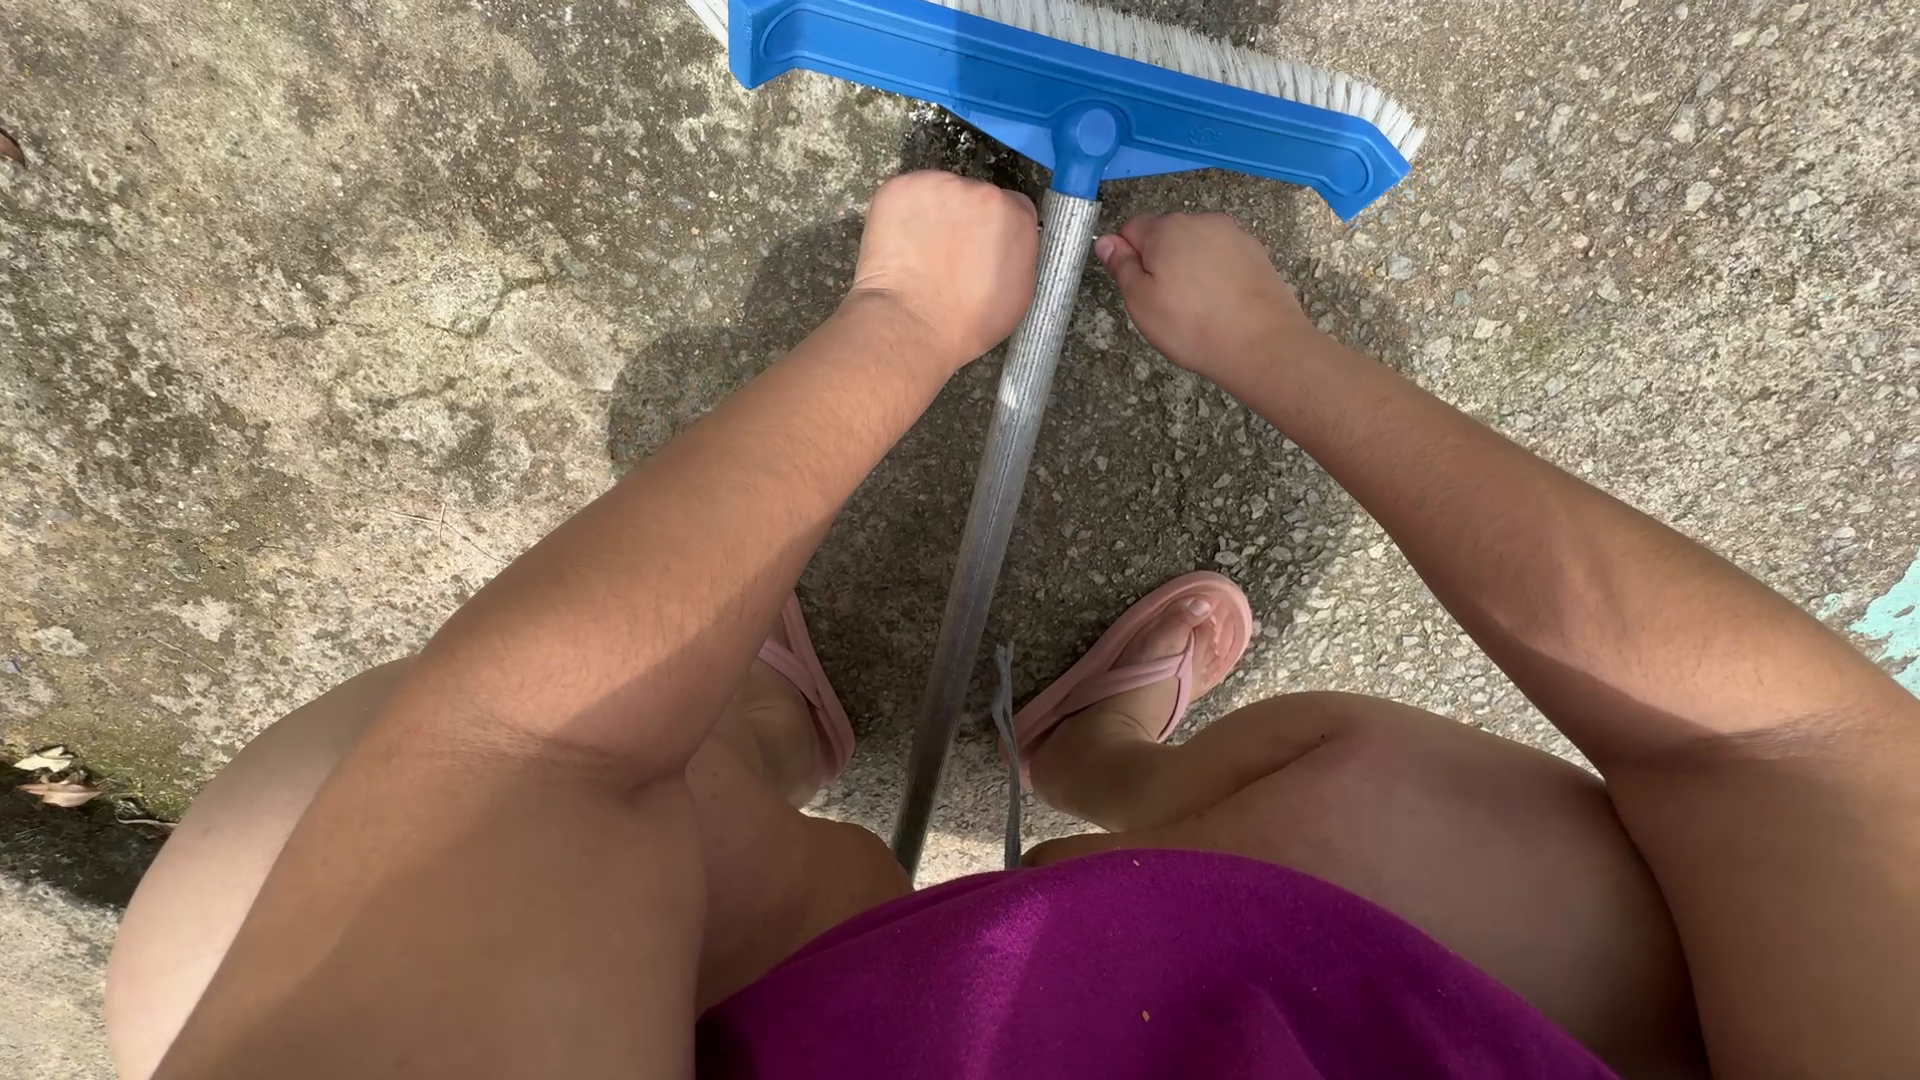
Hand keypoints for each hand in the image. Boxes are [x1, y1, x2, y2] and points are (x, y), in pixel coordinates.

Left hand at [844, 171, 1039, 372]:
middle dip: (963, 221)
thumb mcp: (1017, 295)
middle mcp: (982, 192)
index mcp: (1016, 216)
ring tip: (921, 256)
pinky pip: (905, 196)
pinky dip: (902, 216)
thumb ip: (1018, 255)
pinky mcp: (901, 188)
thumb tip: (1006, 246)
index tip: (981, 246)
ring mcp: (939, 186)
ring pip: (939, 194)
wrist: (915, 325)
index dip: (994, 229)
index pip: (1012, 207)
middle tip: (947, 257)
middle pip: (974, 197)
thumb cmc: (966, 321)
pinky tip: (902, 248)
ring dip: (933, 216)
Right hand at [1095, 214, 1317, 378]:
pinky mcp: (1254, 252)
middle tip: (1163, 303)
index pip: (1131, 228)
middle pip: (1165, 235)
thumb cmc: (1193, 325)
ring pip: (1194, 246)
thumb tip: (1106, 242)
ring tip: (1193, 308)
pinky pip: (1220, 258)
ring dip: (1187, 269)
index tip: (1135, 287)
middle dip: (1158, 262)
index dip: (1126, 258)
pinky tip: (1216, 305)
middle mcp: (1200, 222)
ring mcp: (1232, 234)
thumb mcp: (1140, 300)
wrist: (1259, 342)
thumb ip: (1121, 266)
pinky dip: (1213, 276)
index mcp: (1166, 229)